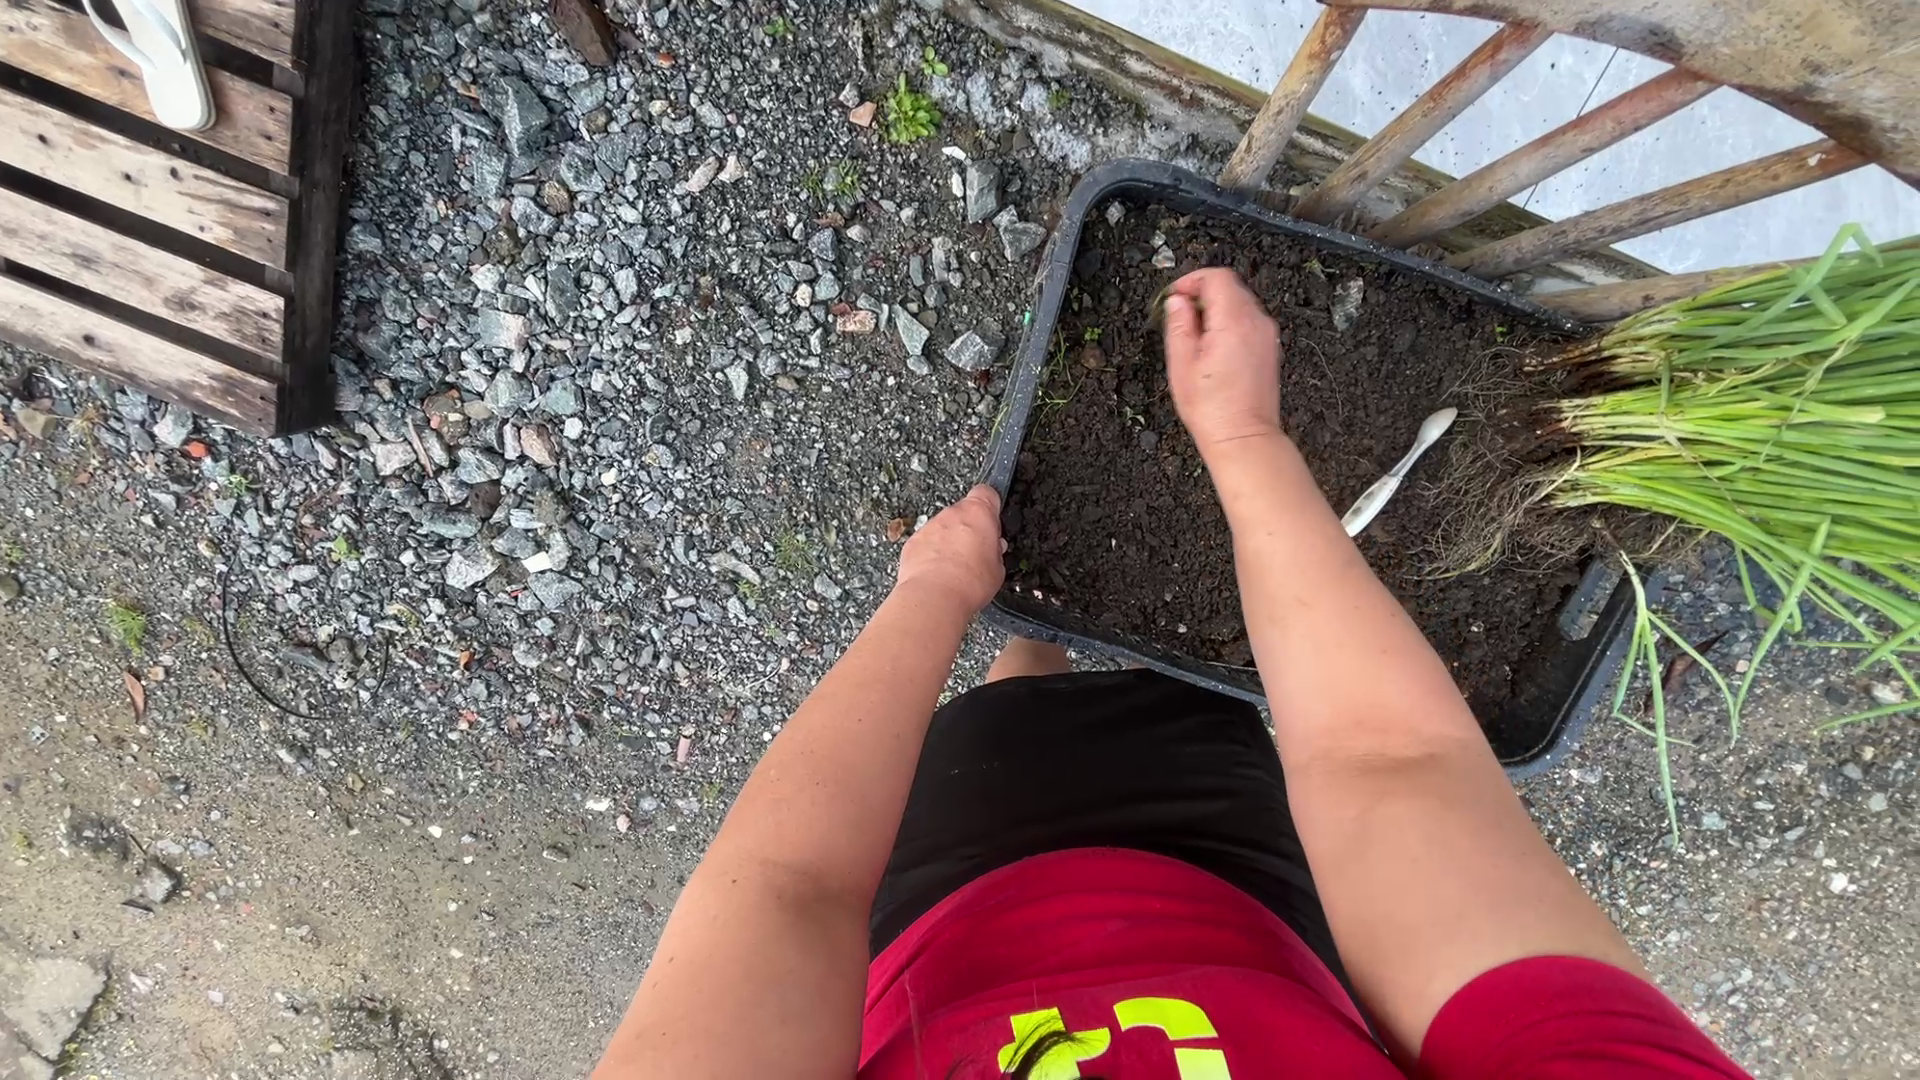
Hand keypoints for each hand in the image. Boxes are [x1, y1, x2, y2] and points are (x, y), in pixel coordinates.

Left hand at [896, 485, 1005, 613]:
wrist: (934, 597)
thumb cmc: (968, 582)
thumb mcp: (998, 569)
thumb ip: (995, 552)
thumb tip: (993, 550)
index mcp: (979, 513)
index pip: (987, 493)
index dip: (991, 505)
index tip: (992, 520)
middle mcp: (953, 514)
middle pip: (964, 513)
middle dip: (970, 530)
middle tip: (976, 552)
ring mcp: (931, 526)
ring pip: (943, 528)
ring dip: (949, 542)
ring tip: (956, 568)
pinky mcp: (914, 542)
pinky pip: (926, 543)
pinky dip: (931, 554)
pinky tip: (939, 573)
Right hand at [1162, 268, 1282, 456]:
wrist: (1242, 436)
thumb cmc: (1213, 409)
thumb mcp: (1181, 364)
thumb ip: (1179, 325)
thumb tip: (1176, 302)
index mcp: (1234, 321)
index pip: (1216, 278)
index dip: (1191, 280)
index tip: (1174, 295)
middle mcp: (1256, 323)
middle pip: (1230, 288)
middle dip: (1202, 294)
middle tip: (1179, 314)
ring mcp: (1266, 335)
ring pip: (1239, 304)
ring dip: (1215, 310)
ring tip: (1194, 334)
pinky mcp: (1269, 349)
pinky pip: (1248, 322)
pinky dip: (1229, 324)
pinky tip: (1212, 348)